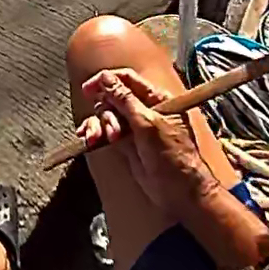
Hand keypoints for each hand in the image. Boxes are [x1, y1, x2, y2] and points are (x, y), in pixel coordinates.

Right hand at [78, 69, 217, 214]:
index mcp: (155, 99)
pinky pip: (102, 129)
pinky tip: (90, 138)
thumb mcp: (147, 123)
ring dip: (99, 124)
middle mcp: (142, 109)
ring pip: (104, 113)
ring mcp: (132, 126)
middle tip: (112, 128)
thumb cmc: (173, 157)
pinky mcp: (124, 141)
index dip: (106, 81)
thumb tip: (106, 77)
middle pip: (111, 96)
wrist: (179, 192)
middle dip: (105, 110)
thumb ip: (124, 99)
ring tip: (101, 138)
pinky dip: (94, 132)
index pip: (126, 79)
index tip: (89, 89)